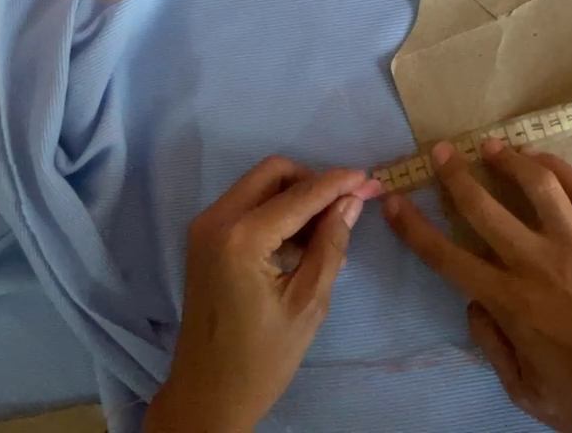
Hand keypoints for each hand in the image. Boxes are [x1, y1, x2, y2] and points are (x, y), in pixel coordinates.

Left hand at [146, 157, 381, 432]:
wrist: (206, 397)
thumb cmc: (261, 358)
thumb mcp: (308, 303)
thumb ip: (330, 244)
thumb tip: (351, 201)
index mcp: (241, 237)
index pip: (299, 194)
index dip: (336, 183)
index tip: (367, 178)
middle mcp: (217, 219)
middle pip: (273, 173)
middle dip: (312, 182)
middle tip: (344, 205)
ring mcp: (205, 226)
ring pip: (259, 185)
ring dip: (294, 197)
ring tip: (326, 234)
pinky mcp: (204, 237)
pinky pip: (246, 205)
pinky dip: (275, 211)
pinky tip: (301, 244)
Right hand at [382, 139, 571, 432]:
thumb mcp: (526, 390)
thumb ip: (491, 345)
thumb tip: (472, 302)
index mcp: (510, 301)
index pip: (446, 256)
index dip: (413, 227)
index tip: (393, 201)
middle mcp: (536, 262)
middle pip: (483, 205)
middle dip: (454, 173)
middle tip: (440, 150)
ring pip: (536, 183)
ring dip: (508, 158)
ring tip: (490, 145)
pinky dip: (557, 166)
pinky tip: (541, 159)